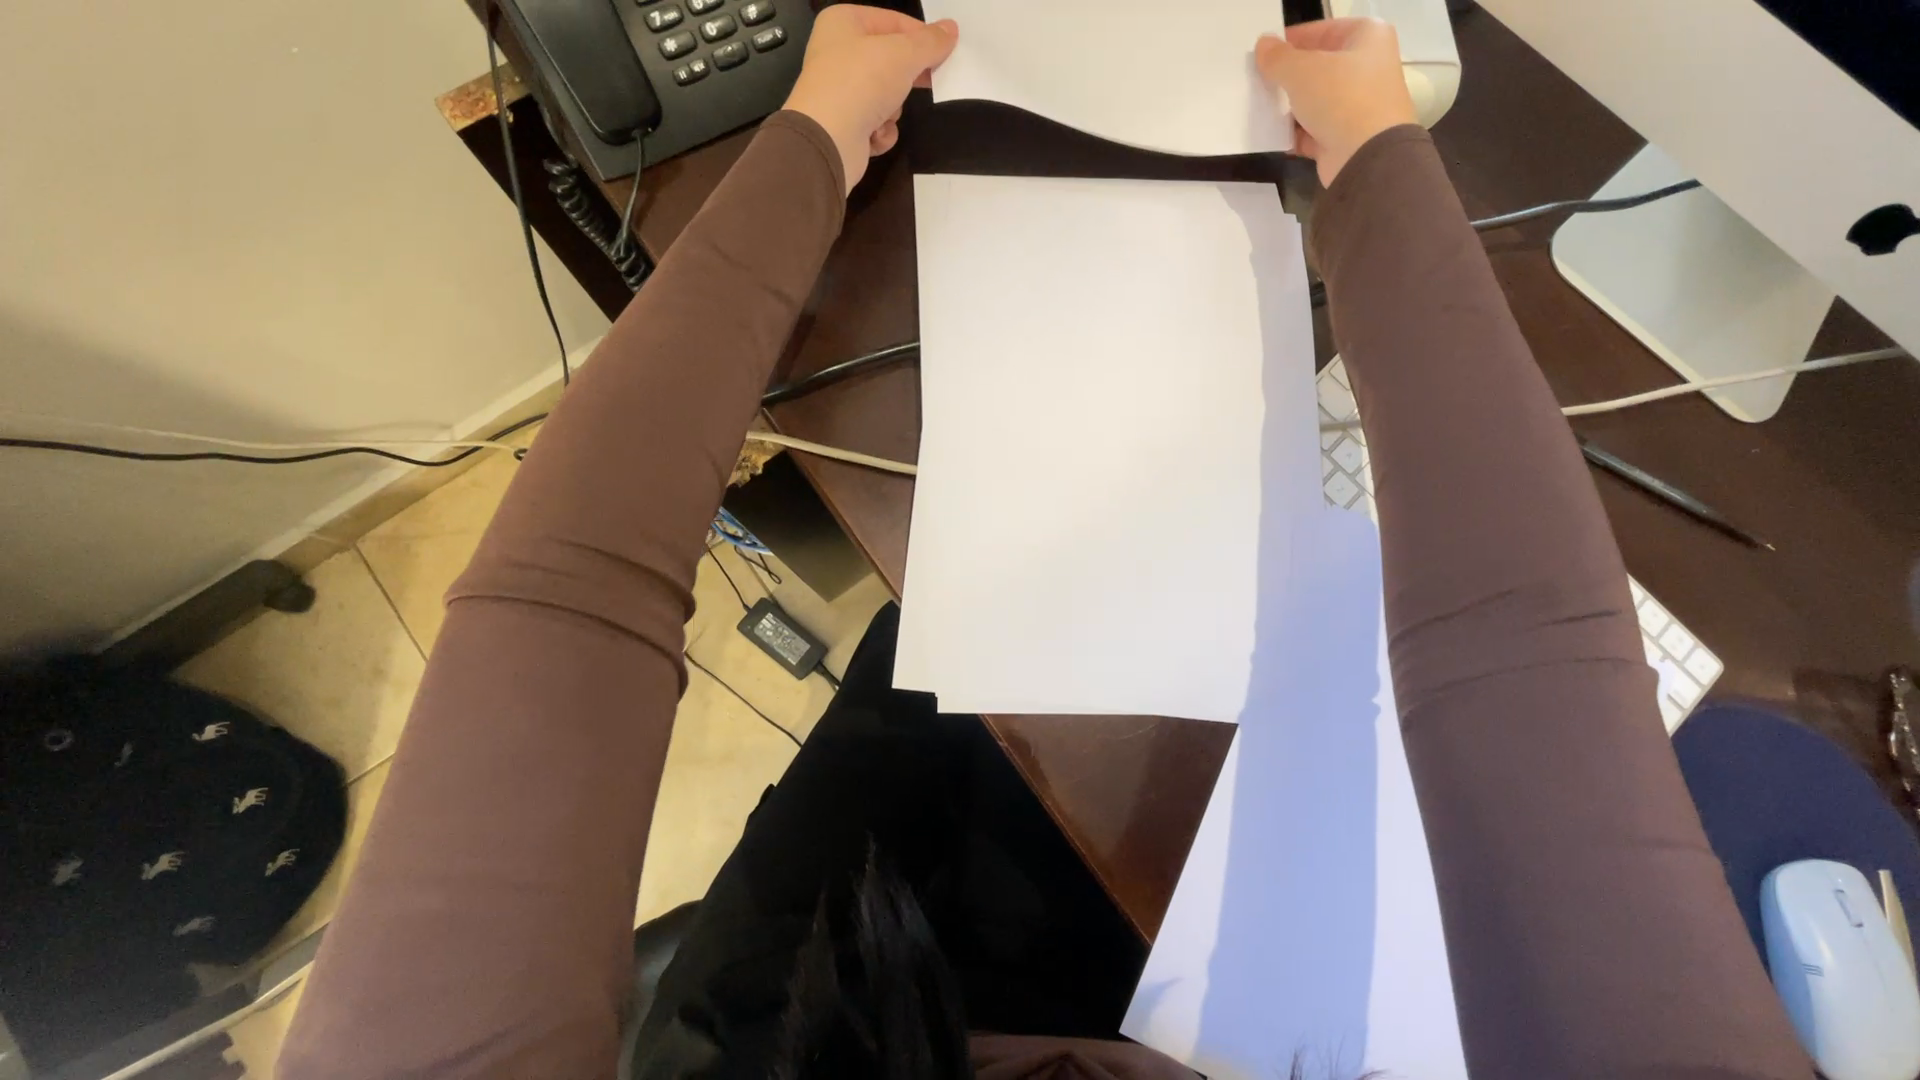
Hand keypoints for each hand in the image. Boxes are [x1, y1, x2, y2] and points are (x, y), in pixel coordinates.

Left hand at [783, 6, 958, 193]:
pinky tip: (873, 134)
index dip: (921, 36)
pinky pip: (875, 124)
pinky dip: (880, 131)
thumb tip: (951, 29)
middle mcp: (837, 54)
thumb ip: (930, 42)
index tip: (946, 50)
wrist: (828, 140)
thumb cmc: (862, 82)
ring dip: (892, 109)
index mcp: (843, 23)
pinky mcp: (844, 126)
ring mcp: (839, 93)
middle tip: (930, 82)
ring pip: (884, 96)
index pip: (892, 21)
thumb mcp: (903, 54)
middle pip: (889, 61)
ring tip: (884, 113)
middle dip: (906, 78)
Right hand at [1256, 18, 1416, 187]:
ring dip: (1287, 107)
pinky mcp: (1344, 136)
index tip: (1261, 54)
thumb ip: (1278, 57)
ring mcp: (1357, 104)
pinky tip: (1269, 135)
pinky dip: (1292, 134)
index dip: (1289, 41)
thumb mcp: (1302, 71)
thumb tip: (1262, 45)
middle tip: (1256, 82)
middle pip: (1317, 67)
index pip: (1321, 31)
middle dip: (1287, 76)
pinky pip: (1311, 130)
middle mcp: (1366, 66)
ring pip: (1313, 100)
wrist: (1366, 156)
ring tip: (1258, 108)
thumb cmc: (1340, 98)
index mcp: (1366, 36)